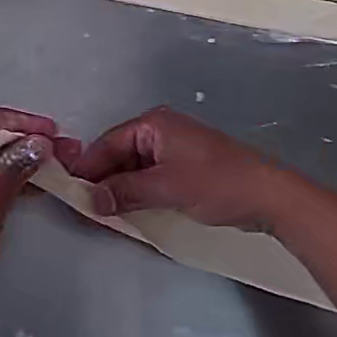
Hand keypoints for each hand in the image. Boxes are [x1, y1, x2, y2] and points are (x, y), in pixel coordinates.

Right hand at [68, 106, 293, 230]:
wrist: (266, 194)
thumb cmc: (215, 182)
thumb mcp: (166, 188)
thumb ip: (125, 191)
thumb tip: (91, 199)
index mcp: (153, 124)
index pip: (108, 143)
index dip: (89, 168)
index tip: (70, 192)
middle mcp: (160, 129)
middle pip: (119, 153)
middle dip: (104, 179)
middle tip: (85, 207)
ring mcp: (173, 147)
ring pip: (134, 167)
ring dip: (120, 188)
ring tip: (103, 213)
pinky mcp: (184, 165)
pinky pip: (150, 175)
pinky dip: (138, 191)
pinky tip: (129, 210)